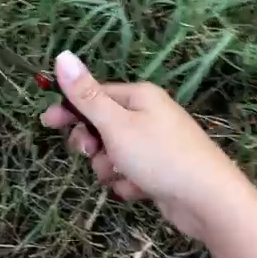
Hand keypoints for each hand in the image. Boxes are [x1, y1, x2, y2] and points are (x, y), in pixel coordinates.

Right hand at [40, 51, 256, 240]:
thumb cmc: (160, 156)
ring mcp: (155, 144)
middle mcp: (148, 115)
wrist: (209, 202)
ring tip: (122, 176)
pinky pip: (129, 173)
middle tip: (91, 153)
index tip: (47, 123)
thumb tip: (62, 55)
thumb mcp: (116, 124)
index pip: (93, 95)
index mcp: (139, 96)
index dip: (69, 109)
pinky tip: (140, 191)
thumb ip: (86, 94)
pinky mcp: (160, 171)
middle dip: (92, 143)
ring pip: (112, 153)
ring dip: (109, 168)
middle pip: (101, 125)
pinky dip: (128, 183)